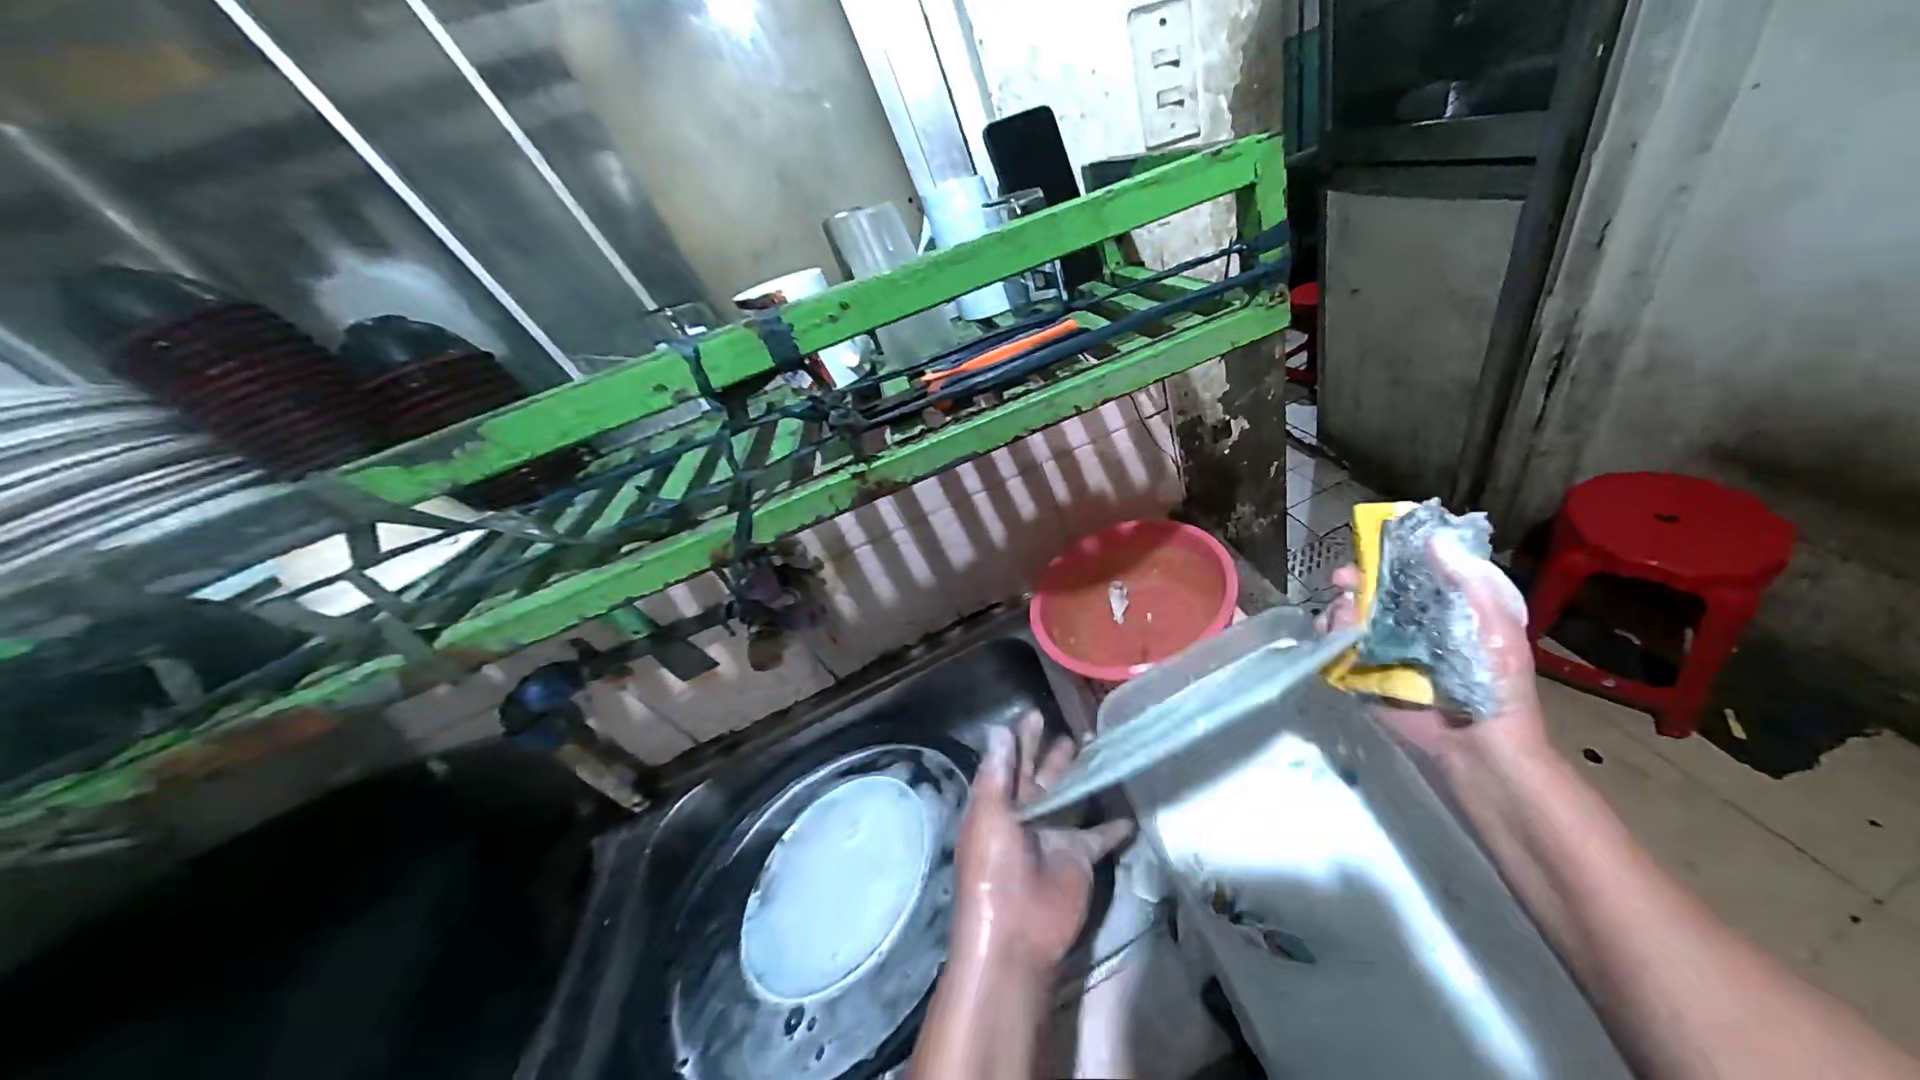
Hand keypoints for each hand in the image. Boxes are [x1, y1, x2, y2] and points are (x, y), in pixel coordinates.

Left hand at [950, 711, 1134, 975]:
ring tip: (1100, 751)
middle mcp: (1026, 814)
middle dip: (1054, 752)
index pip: (1012, 762)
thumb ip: (998, 774)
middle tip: (1074, 727)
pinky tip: (1129, 812)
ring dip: (1082, 778)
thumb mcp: (988, 816)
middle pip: (1043, 776)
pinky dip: (1114, 826)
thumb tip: (999, 729)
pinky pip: (1100, 836)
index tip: (1036, 712)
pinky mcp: (1080, 855)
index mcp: (999, 803)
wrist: (1016, 933)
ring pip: (1071, 798)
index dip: (1022, 739)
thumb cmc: (993, 870)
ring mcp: (1054, 834)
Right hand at [1320, 532, 1549, 773]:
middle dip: (1350, 582)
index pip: (1402, 574)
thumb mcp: (1496, 624)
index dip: (1382, 559)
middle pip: (1365, 593)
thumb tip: (1433, 537)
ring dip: (1337, 610)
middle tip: (1341, 581)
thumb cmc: (1496, 683)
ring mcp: (1376, 651)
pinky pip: (1332, 650)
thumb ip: (1469, 581)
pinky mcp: (1357, 675)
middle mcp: (1402, 626)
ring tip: (1343, 617)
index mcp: (1435, 609)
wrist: (1477, 744)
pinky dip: (1327, 639)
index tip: (1368, 551)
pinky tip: (1331, 637)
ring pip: (1343, 617)